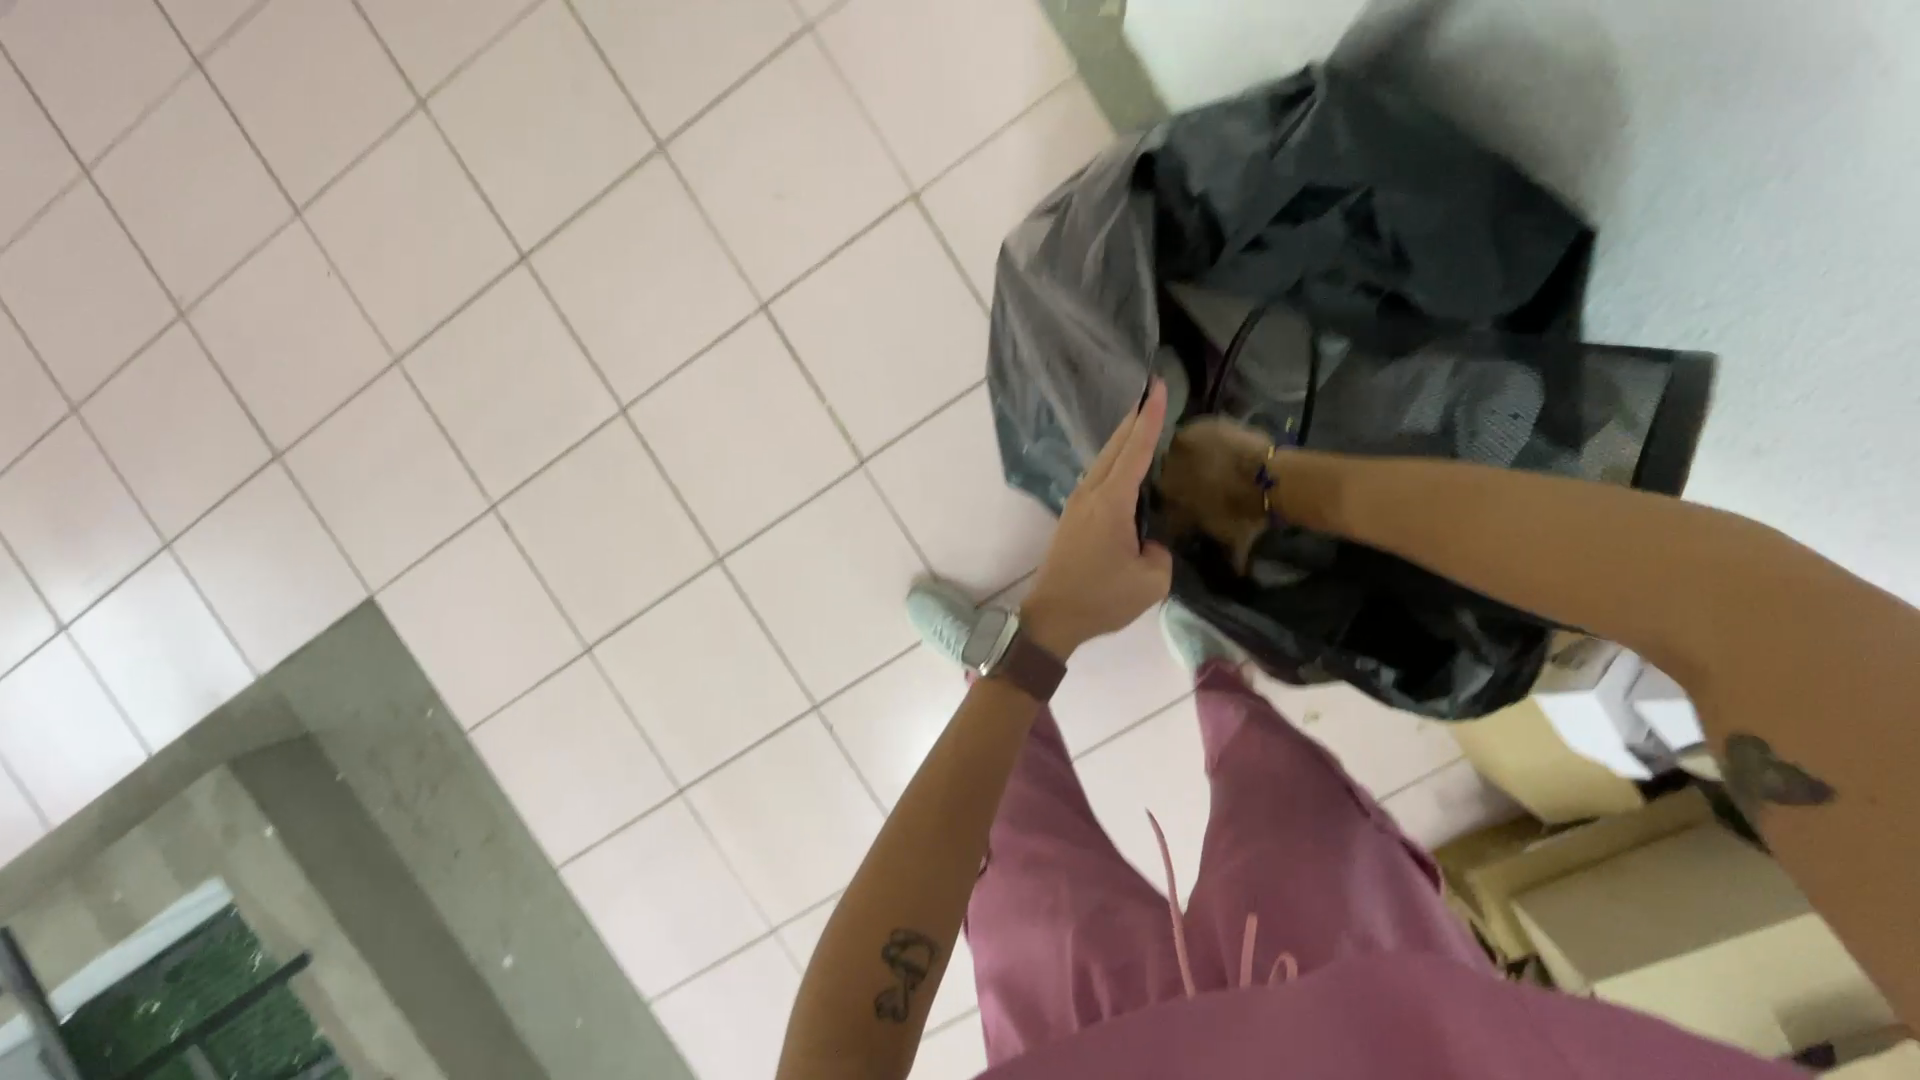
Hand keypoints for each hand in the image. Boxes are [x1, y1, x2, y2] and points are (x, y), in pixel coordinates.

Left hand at [1020, 381, 1174, 656]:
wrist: (1051, 617)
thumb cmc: (1101, 599)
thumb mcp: (1150, 582)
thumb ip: (1159, 553)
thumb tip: (1147, 542)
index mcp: (1111, 503)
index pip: (1135, 451)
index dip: (1149, 418)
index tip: (1156, 387)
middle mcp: (1091, 495)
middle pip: (1115, 447)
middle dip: (1135, 419)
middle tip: (1151, 394)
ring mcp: (1077, 505)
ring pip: (1103, 461)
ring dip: (1123, 441)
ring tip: (1142, 424)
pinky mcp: (1073, 519)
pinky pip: (1098, 478)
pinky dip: (1115, 463)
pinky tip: (1125, 468)